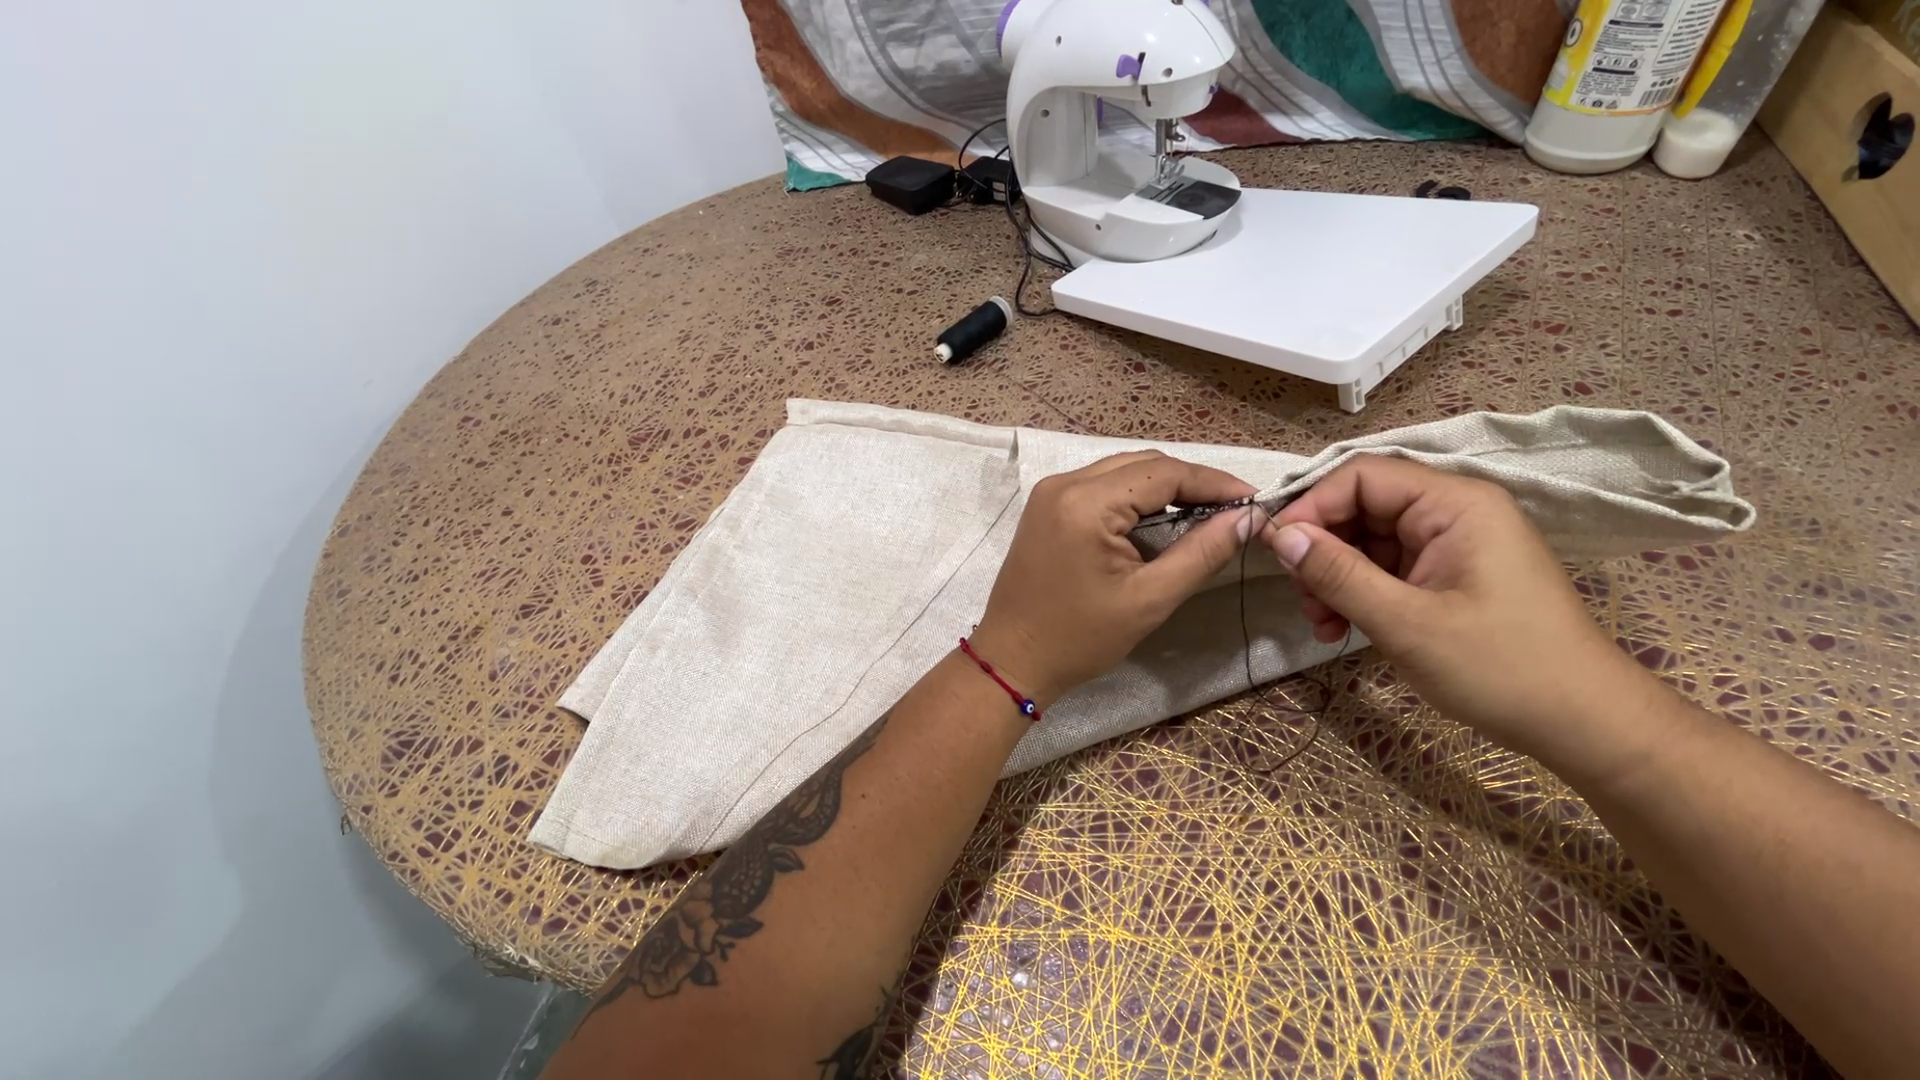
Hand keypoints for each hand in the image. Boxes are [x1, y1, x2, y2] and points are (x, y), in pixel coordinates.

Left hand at [970, 451, 1254, 708]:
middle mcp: (1064, 483)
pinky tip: (1162, 521)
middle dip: (1192, 483)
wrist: (1012, 659)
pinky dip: (1136, 498)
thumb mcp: (1150, 599)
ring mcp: (1051, 492)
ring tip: (1206, 515)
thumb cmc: (1079, 638)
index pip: (1164, 472)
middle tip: (1234, 511)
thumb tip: (1248, 519)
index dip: (1214, 483)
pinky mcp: (1046, 506)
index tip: (1255, 500)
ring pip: (1123, 472)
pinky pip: (1102, 486)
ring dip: (1165, 489)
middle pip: (1144, 464)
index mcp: (1086, 502)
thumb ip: (1202, 553)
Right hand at [1259, 456, 1659, 765]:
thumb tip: (1279, 535)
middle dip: (1321, 550)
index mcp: (1455, 504)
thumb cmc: (1499, 667)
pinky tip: (1340, 628)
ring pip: (1368, 541)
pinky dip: (1357, 594)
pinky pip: (1386, 568)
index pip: (1362, 476)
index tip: (1279, 551)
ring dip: (1334, 578)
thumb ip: (1338, 573)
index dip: (1313, 507)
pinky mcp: (1449, 576)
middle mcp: (1454, 512)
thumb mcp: (1405, 622)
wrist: (1581, 724)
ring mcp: (1452, 545)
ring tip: (1320, 623)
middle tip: (1301, 599)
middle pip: (1361, 508)